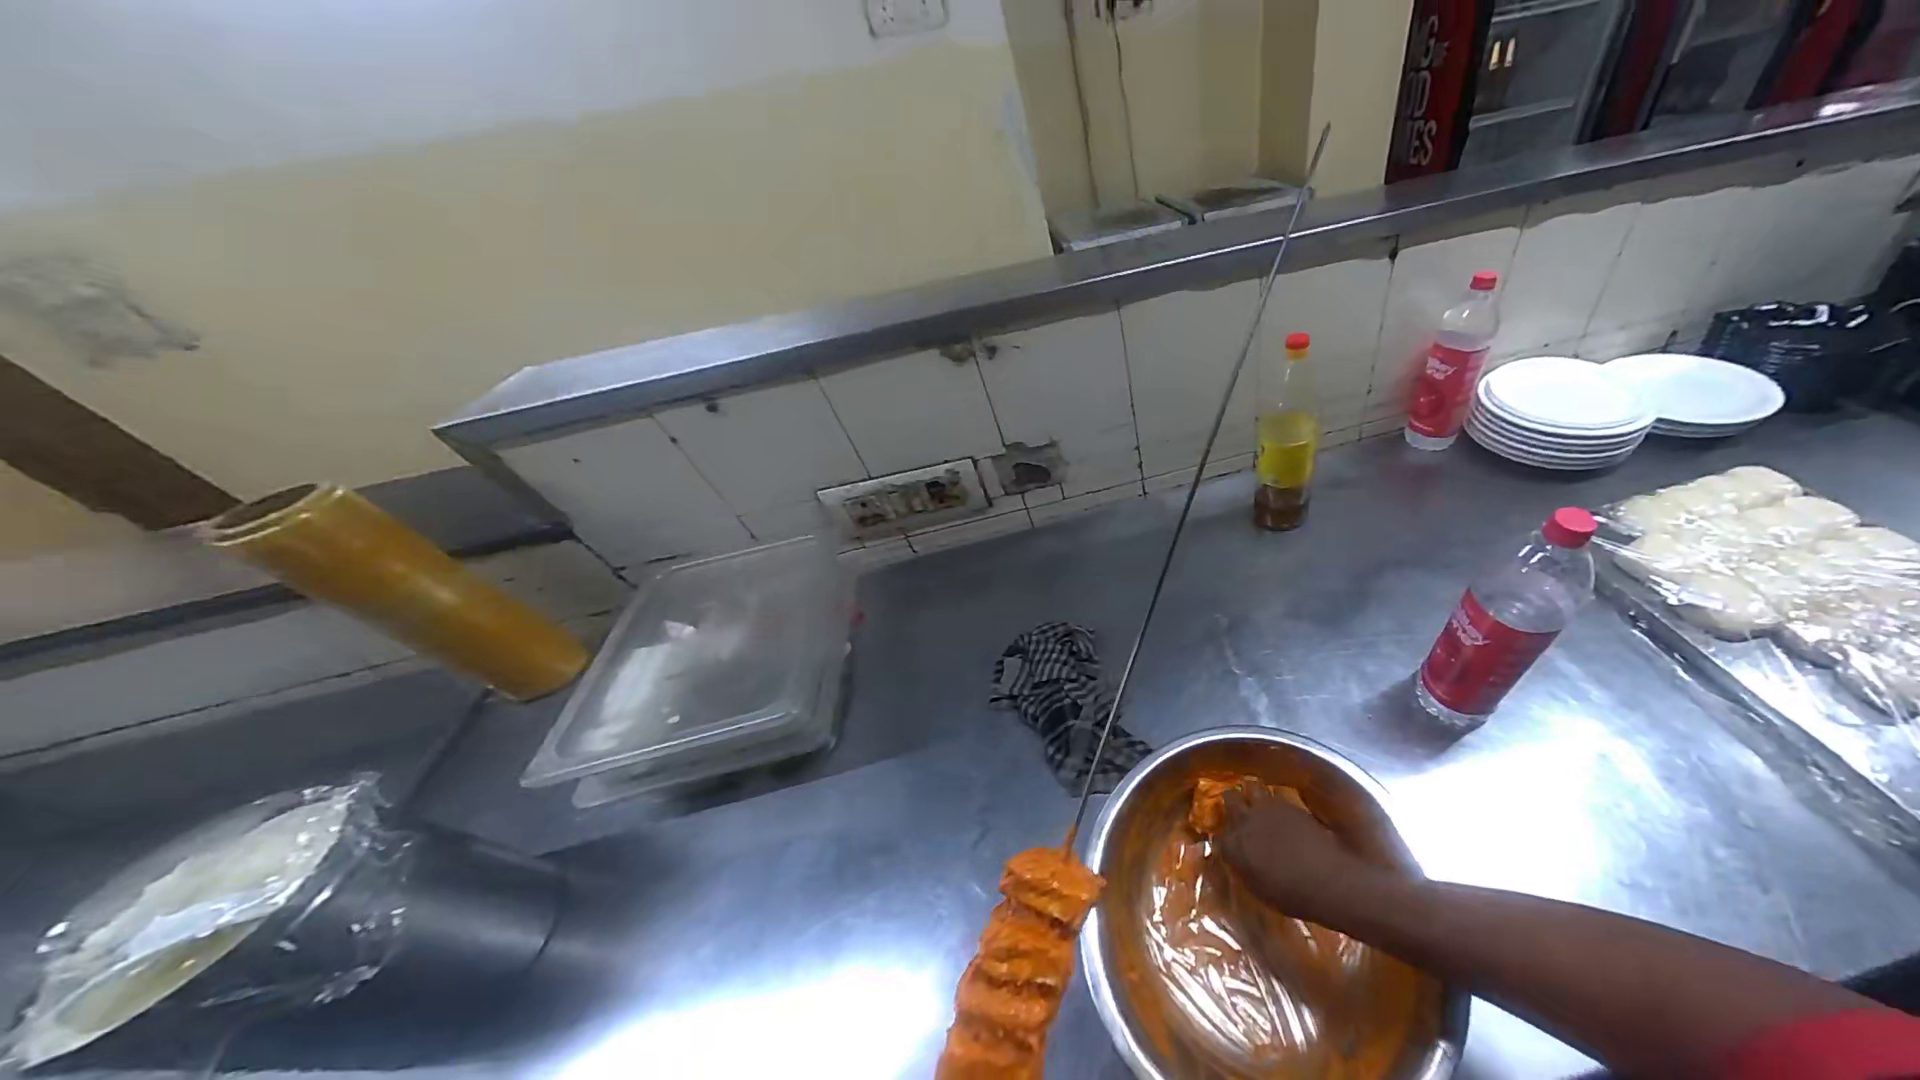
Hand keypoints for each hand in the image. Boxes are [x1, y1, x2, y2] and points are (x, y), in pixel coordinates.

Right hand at [1215, 786, 1381, 919]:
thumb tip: (1237, 860)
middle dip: (1231, 803)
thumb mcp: (1259, 888)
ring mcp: (1267, 809)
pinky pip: (1273, 796)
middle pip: (1229, 798)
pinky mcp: (1289, 806)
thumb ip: (1243, 868)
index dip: (1223, 839)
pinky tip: (1280, 813)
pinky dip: (1273, 802)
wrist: (1331, 882)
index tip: (1228, 844)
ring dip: (1251, 795)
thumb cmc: (1293, 896)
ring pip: (1250, 789)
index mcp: (1233, 846)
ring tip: (1258, 804)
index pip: (1217, 836)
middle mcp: (1244, 821)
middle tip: (1238, 812)